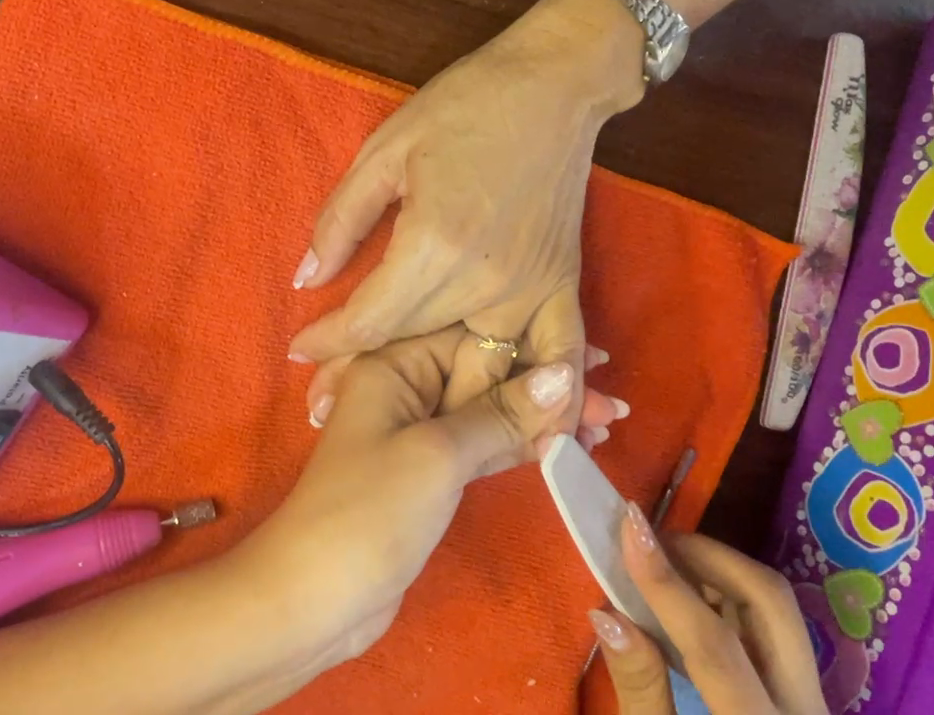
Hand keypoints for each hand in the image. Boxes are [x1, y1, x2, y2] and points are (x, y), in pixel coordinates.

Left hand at [236, 327, 623, 675]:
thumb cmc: (370, 510)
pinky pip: (481, 445)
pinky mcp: (428, 472)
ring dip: (541, 419)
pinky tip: (564, 448)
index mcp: (393, 364)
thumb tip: (562, 375)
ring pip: (488, 412)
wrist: (317, 594)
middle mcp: (404, 387)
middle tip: (615, 403)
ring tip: (608, 425)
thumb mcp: (438, 454)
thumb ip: (498, 414)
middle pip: (485, 374)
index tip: (598, 362)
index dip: (535, 349)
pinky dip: (520, 446)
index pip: (472, 338)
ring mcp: (416, 432)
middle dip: (546, 387)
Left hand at [290, 0, 646, 429]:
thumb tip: (305, 279)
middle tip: (322, 407)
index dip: (329, 342)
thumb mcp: (383, 152)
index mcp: (432, 246)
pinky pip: (558, 357)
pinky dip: (546, 403)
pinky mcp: (564, 286)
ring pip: (475, 367)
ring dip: (438, 407)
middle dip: (363, 378)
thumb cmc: (461, 108)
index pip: (370, 320)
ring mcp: (530, 291)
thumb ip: (341, 222)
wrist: (553, 86)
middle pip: (414, 351)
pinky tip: (533, 443)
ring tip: (395, 434)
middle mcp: (482, 283)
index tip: (300, 354)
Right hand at [592, 507, 827, 713]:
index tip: (628, 523)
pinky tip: (686, 609)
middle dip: (706, 556)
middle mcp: (804, 713)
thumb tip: (607, 613)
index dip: (665, 578)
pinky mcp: (804, 702)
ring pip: (776, 608)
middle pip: (769, 602)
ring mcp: (814, 707)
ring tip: (659, 569)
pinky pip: (772, 629)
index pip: (714, 642)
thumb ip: (640, 691)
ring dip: (716, 573)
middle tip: (649, 543)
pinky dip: (725, 600)